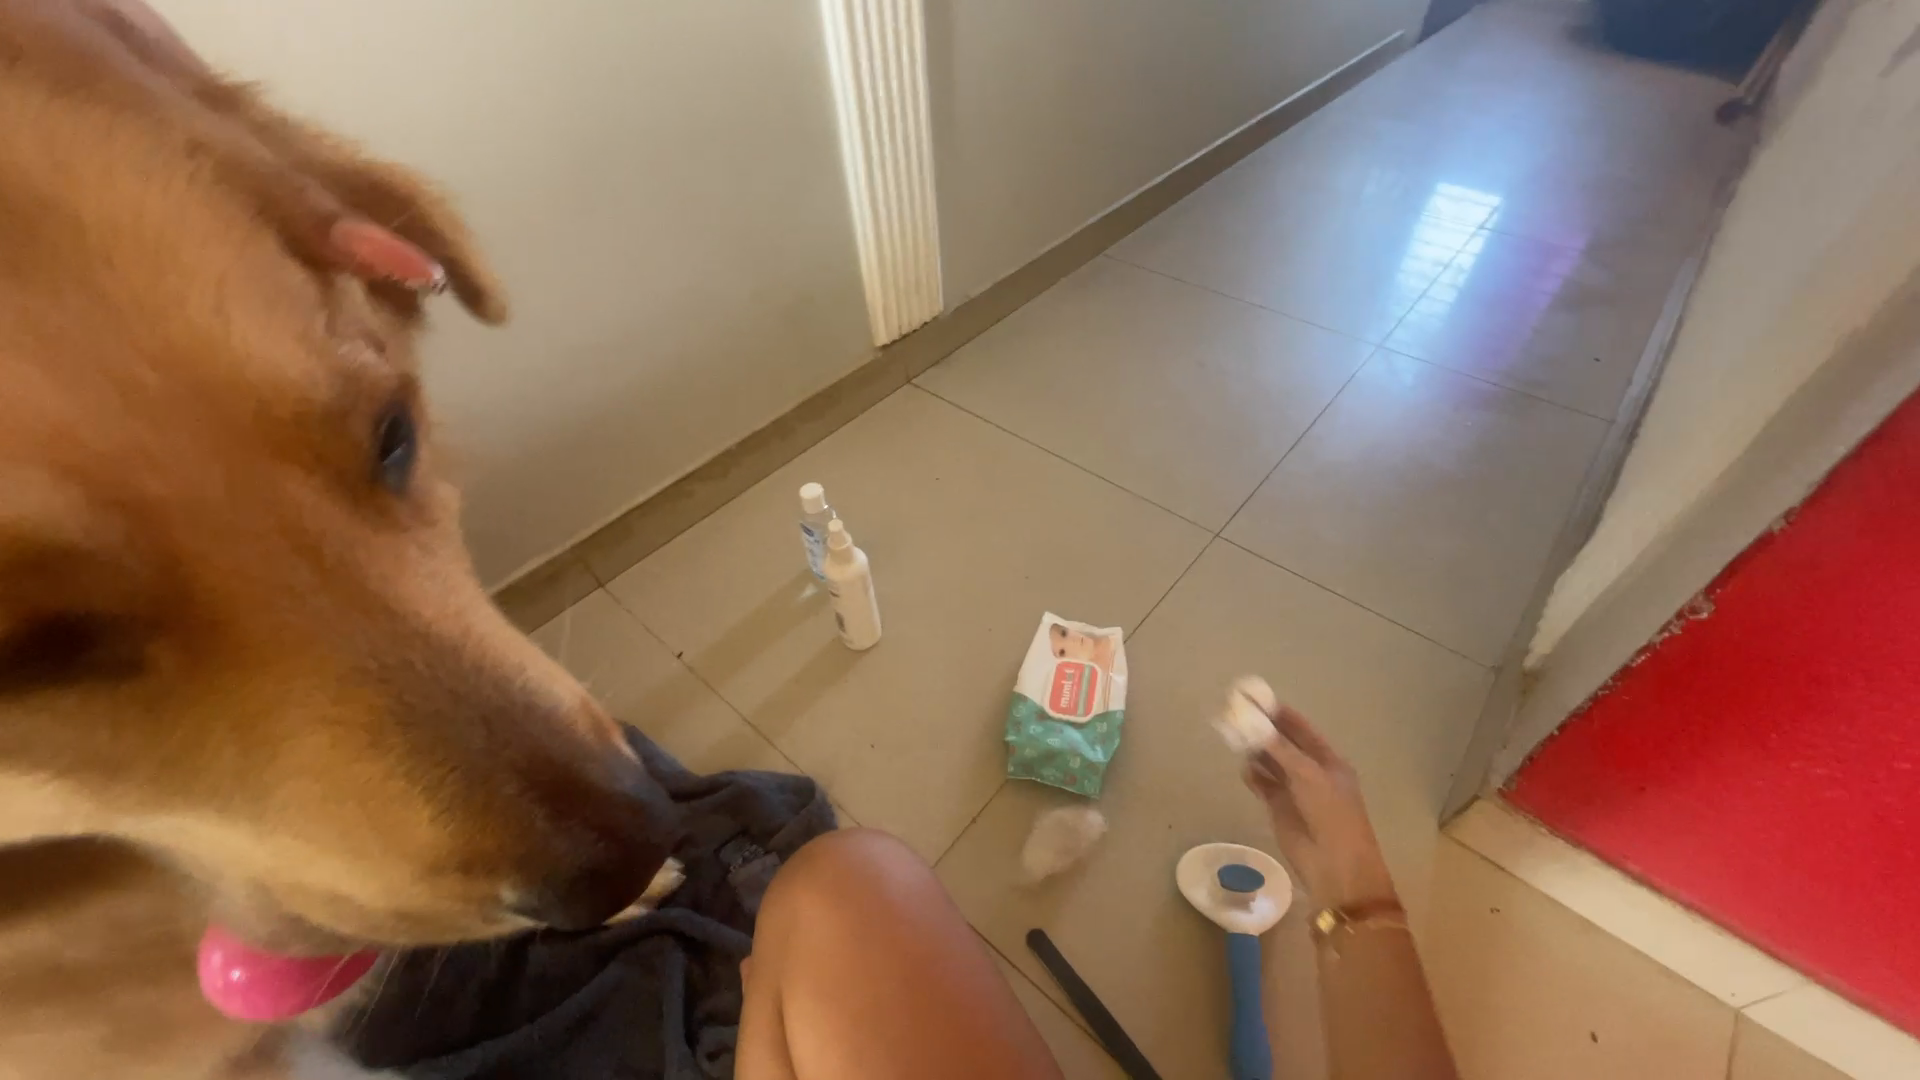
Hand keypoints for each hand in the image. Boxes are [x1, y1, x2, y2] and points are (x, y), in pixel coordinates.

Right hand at [1243, 705, 1396, 908]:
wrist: (1335, 865)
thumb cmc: (1331, 814)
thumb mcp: (1308, 775)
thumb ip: (1280, 749)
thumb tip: (1255, 725)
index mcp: (1328, 761)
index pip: (1301, 729)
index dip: (1280, 713)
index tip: (1255, 698)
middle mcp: (1311, 771)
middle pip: (1283, 744)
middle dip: (1262, 730)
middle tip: (1236, 715)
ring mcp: (1295, 790)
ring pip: (1270, 762)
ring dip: (1255, 752)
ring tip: (1235, 739)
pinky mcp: (1279, 807)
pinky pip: (1262, 784)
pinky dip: (1253, 775)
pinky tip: (1245, 770)